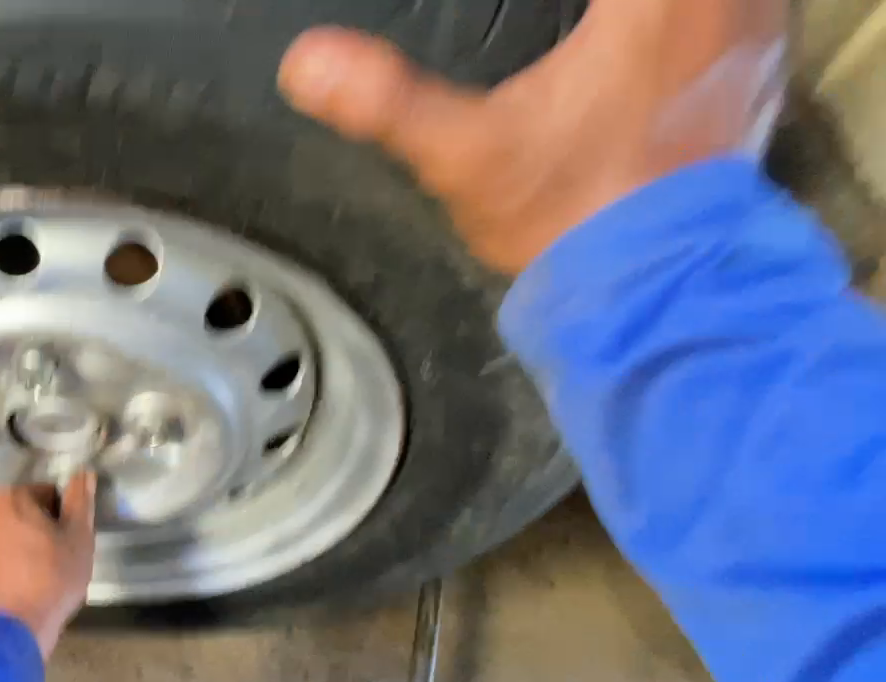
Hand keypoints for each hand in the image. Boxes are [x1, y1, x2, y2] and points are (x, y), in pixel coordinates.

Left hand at [0, 472, 97, 658]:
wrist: (17, 623)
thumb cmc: (53, 575)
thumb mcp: (78, 535)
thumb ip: (81, 500)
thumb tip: (83, 473)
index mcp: (10, 497)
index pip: (50, 493)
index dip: (67, 516)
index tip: (71, 540)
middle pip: (31, 512)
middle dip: (49, 529)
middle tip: (63, 556)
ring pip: (18, 533)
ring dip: (34, 545)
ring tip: (48, 572)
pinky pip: (6, 552)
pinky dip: (20, 560)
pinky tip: (32, 581)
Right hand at [278, 0, 787, 273]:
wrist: (646, 282)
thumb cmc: (560, 209)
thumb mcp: (459, 155)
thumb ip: (386, 101)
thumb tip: (300, 61)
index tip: (502, 7)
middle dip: (567, 5)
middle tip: (532, 21)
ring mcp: (754, 24)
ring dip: (619, 11)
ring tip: (561, 27)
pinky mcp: (753, 66)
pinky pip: (716, 9)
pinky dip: (665, 18)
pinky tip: (615, 49)